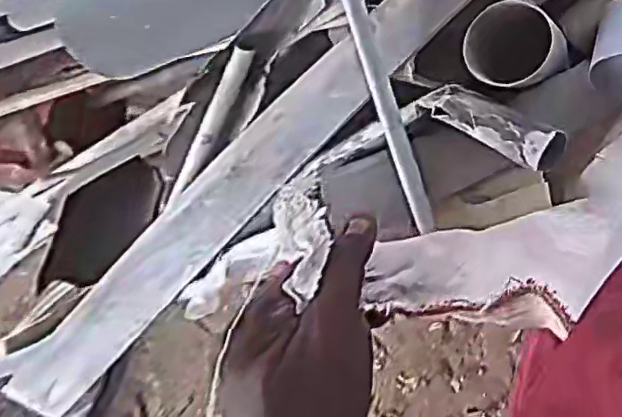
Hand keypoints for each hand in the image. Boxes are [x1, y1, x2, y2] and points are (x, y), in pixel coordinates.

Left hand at [219, 217, 376, 416]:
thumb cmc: (314, 398)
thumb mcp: (336, 320)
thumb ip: (344, 267)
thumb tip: (357, 222)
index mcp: (251, 328)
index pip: (292, 265)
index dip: (331, 250)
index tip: (363, 244)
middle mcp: (249, 351)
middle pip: (302, 294)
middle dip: (341, 284)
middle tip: (372, 285)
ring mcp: (263, 377)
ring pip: (310, 322)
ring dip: (344, 311)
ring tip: (371, 315)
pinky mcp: (282, 396)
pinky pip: (312, 348)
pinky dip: (338, 338)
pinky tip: (358, 344)